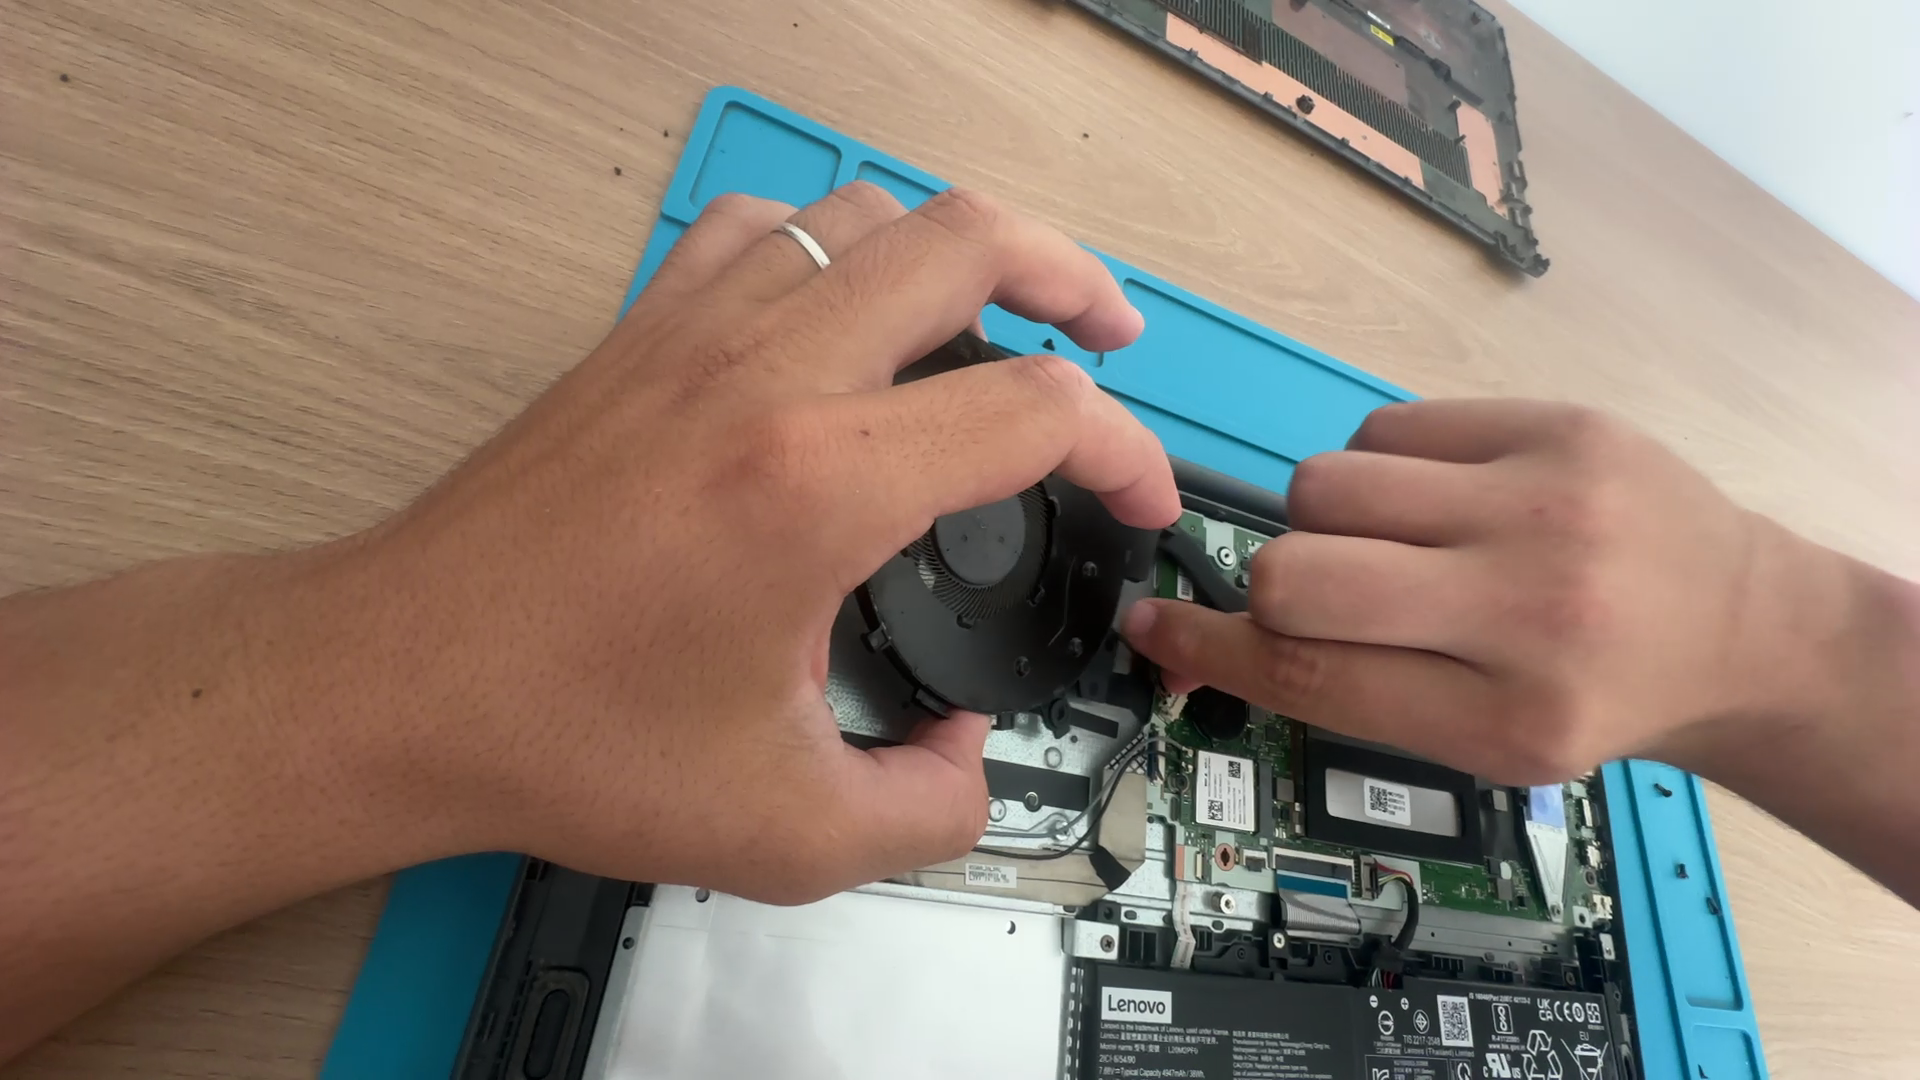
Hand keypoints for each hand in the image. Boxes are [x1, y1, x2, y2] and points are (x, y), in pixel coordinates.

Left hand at [330, 183, 1179, 901]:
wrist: (396, 684)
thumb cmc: (574, 746)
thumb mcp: (788, 832)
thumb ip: (930, 810)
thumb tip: (975, 753)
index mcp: (820, 486)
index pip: (1036, 413)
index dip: (1122, 453)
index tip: (1139, 499)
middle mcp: (768, 374)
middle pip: (970, 244)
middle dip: (1072, 278)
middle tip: (1111, 334)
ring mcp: (698, 330)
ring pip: (872, 215)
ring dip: (962, 249)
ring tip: (1002, 309)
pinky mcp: (644, 330)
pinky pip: (767, 231)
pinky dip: (841, 248)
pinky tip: (854, 308)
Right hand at [1123, 399, 1832, 782]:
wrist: (1744, 630)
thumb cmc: (1582, 695)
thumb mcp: (1467, 733)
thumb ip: (1332, 685)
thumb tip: (1199, 640)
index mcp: (1506, 714)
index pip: (1307, 674)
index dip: (1209, 648)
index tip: (1152, 626)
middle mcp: (1532, 604)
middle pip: (1297, 574)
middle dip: (1276, 583)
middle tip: (1322, 591)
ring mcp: (1549, 496)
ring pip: (1323, 485)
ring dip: (1327, 519)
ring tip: (1393, 539)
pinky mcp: (1556, 420)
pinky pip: (1381, 430)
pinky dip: (1379, 470)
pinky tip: (1437, 495)